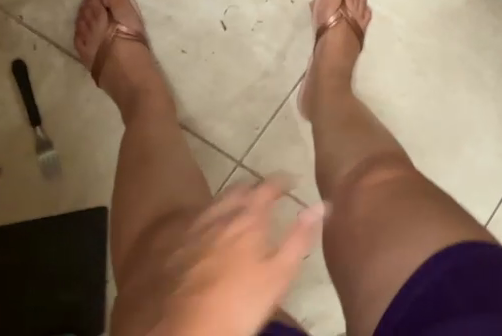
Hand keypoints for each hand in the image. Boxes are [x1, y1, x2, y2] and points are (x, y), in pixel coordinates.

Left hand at [150, 178, 325, 335]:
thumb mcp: (280, 273)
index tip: (293, 180)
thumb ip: (300, 236)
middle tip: (268, 194)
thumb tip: (322, 204)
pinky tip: (214, 230)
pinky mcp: (179, 246)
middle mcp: (221, 215)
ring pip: (217, 202)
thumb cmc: (242, 302)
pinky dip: (213, 216)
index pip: (267, 186)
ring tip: (243, 208)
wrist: (190, 328)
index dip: (281, 180)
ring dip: (233, 199)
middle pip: (240, 189)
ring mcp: (197, 229)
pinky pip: (200, 219)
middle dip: (255, 187)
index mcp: (248, 218)